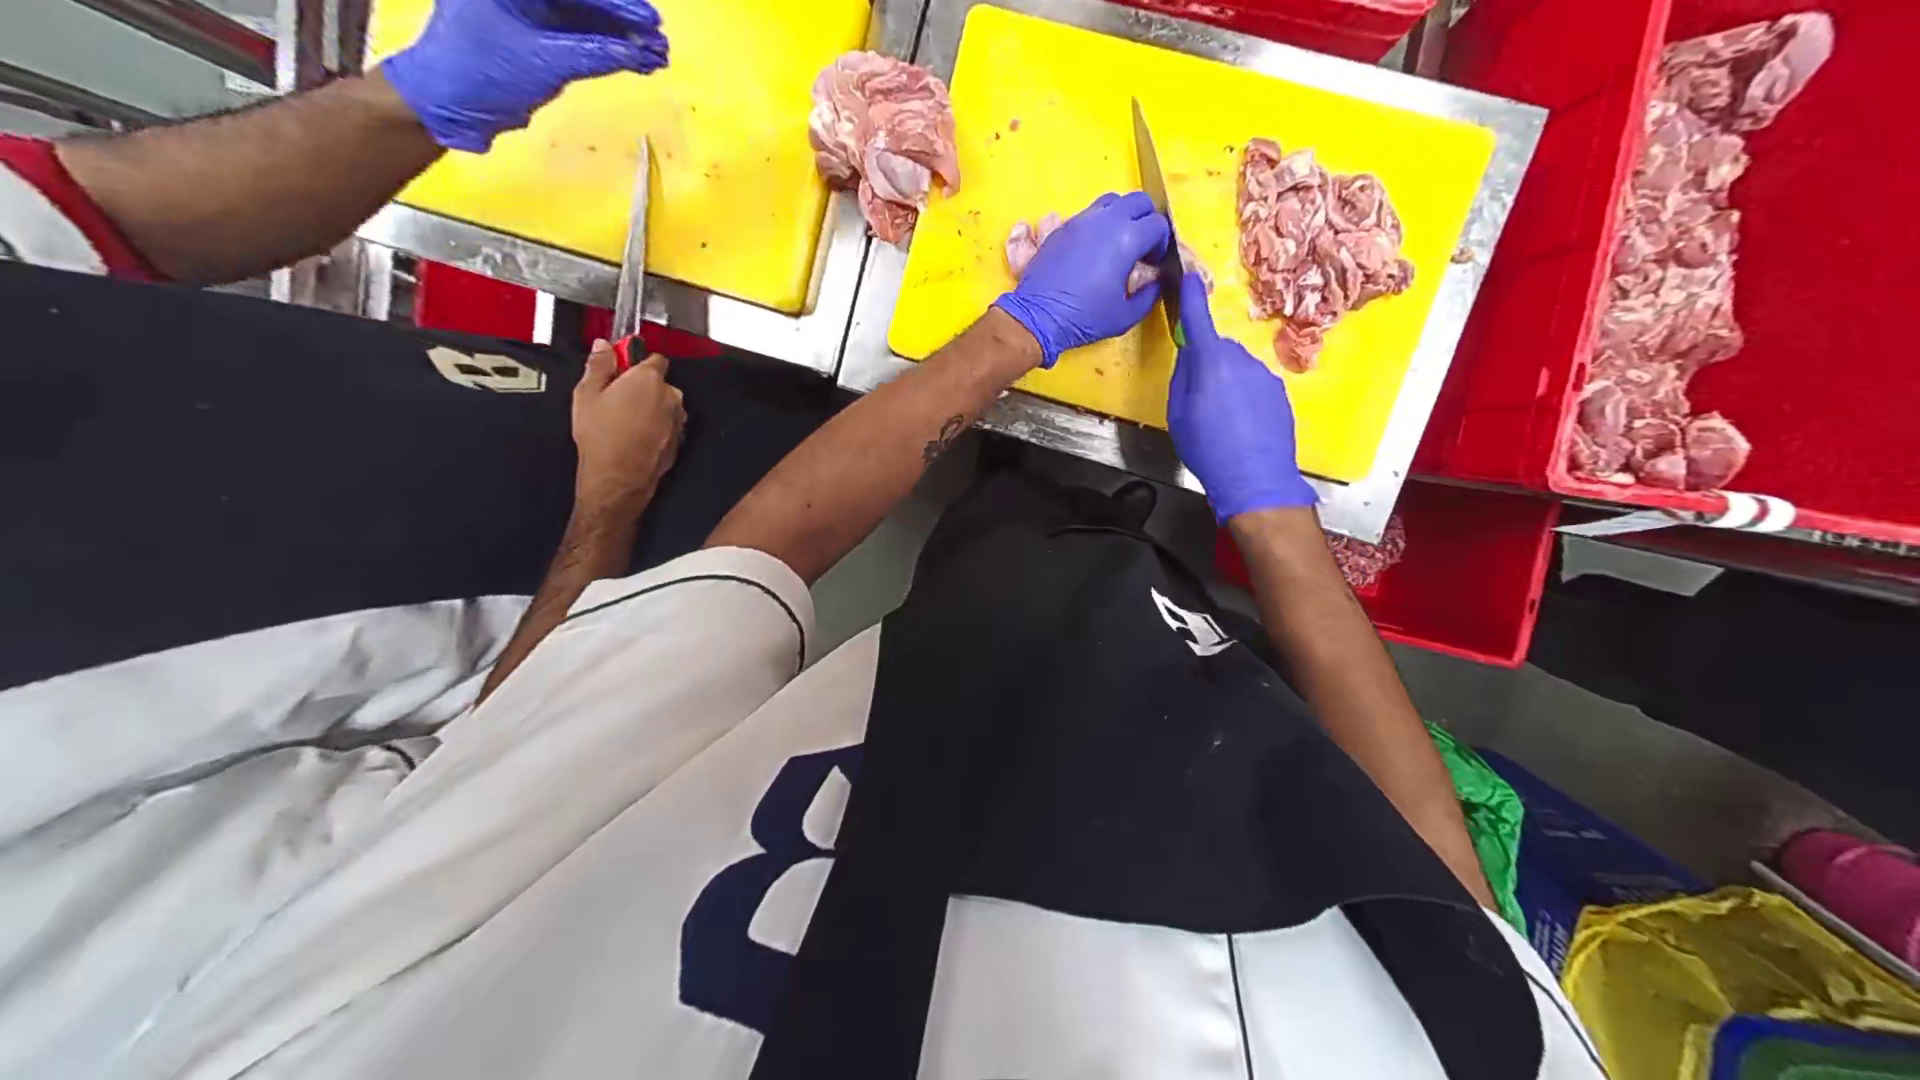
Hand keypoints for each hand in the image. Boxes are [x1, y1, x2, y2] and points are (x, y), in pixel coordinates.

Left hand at [381, 0, 668, 151]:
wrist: (452, 105)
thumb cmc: (485, 71)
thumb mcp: (545, 60)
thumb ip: (595, 54)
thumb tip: (638, 51)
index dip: (616, 3)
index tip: (650, 19)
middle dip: (625, 21)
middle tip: (659, 41)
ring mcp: (530, 11)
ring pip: (587, 18)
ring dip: (622, 38)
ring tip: (656, 57)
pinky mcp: (538, 38)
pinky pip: (582, 38)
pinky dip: (609, 51)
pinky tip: (637, 61)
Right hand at [572, 340, 684, 518]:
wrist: (619, 477)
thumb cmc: (602, 436)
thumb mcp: (587, 394)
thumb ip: (598, 364)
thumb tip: (604, 346)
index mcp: (649, 379)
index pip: (653, 357)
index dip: (636, 360)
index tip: (621, 365)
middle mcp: (670, 397)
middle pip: (659, 382)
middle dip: (642, 386)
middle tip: (616, 396)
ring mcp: (677, 419)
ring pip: (665, 404)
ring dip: (650, 406)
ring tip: (623, 419)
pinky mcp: (679, 438)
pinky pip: (667, 423)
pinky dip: (656, 425)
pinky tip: (635, 434)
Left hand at [993, 191, 1169, 367]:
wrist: (1039, 317)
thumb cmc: (1085, 318)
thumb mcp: (1125, 316)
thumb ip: (1149, 295)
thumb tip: (1156, 282)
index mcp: (1127, 239)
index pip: (1157, 224)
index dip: (1161, 243)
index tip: (1154, 261)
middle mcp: (1106, 221)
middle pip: (1137, 200)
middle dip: (1146, 219)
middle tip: (1141, 245)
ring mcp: (1081, 221)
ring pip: (1111, 201)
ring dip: (1121, 216)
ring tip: (1117, 242)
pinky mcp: (1062, 228)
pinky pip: (1087, 214)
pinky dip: (1098, 224)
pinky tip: (1093, 249)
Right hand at [1168, 273, 1316, 520]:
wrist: (1255, 479)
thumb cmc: (1207, 449)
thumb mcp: (1178, 413)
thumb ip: (1183, 378)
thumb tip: (1190, 357)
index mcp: (1212, 363)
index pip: (1198, 322)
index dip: (1193, 299)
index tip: (1190, 277)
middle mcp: (1242, 361)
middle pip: (1218, 350)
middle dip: (1206, 364)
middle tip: (1194, 398)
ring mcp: (1265, 376)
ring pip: (1237, 368)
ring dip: (1225, 383)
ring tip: (1217, 420)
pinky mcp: (1279, 393)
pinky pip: (1253, 385)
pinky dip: (1242, 397)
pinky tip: (1237, 425)